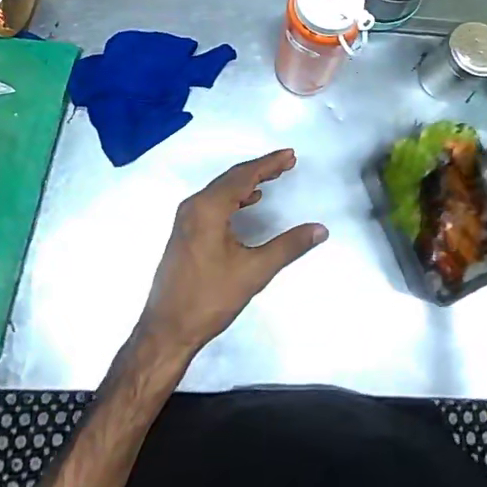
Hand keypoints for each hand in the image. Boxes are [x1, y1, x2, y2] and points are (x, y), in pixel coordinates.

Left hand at [137, 149, 327, 357]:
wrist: (166, 331)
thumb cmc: (209, 299)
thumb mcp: (254, 271)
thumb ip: (289, 246)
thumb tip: (320, 229)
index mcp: (208, 209)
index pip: (243, 176)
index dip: (269, 163)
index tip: (290, 155)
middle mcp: (194, 207)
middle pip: (231, 177)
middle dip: (260, 168)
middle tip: (287, 162)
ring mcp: (186, 219)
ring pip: (221, 189)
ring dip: (248, 181)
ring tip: (273, 177)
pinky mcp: (185, 232)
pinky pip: (213, 201)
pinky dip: (234, 195)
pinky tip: (249, 201)